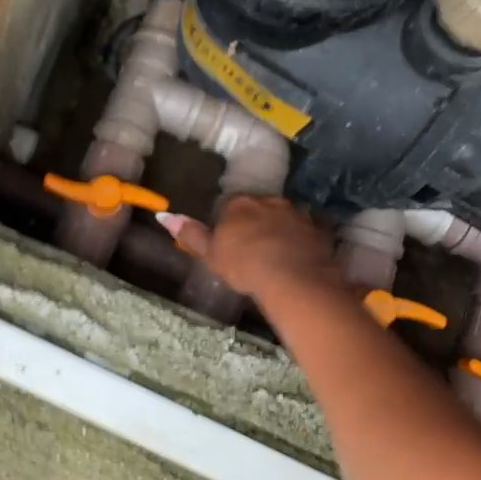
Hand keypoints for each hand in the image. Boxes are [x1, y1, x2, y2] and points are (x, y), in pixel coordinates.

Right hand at [163, 198, 346, 301]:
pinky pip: (303, 233)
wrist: (294, 278)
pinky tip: (296, 261)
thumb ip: (190, 234)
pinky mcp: (317, 230)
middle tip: (252, 251)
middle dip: (256, 224)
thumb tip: (163, 215)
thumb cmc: (244, 264)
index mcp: (239, 203)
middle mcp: (268, 201)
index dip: (230, 225)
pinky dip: (299, 243)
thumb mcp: (210, 253)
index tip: (230, 243)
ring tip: (276, 257)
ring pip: (282, 219)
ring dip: (278, 232)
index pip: (231, 206)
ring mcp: (296, 214)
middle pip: (258, 210)